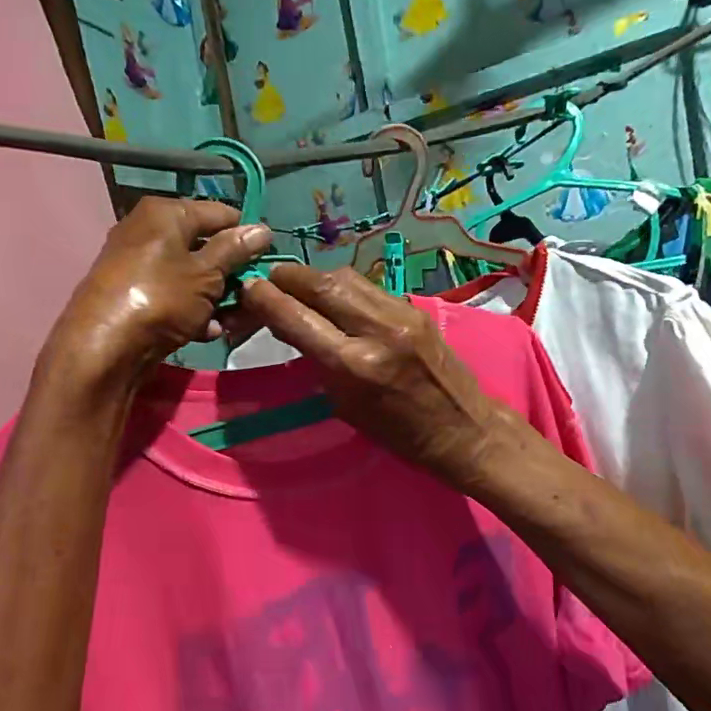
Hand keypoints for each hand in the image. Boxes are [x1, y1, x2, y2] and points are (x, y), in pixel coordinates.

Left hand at [45, 198, 270, 384]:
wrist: (104, 347)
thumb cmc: (161, 298)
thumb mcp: (206, 272)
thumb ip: (235, 250)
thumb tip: (262, 229)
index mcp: (166, 212)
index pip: (221, 213)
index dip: (247, 236)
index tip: (268, 261)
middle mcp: (149, 229)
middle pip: (206, 246)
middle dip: (232, 275)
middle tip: (252, 298)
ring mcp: (139, 263)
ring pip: (193, 275)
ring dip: (216, 299)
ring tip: (231, 322)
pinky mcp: (135, 293)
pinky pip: (174, 294)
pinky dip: (192, 311)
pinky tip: (206, 331)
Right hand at [235, 264, 528, 487]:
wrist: (463, 428)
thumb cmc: (398, 433)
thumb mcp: (345, 405)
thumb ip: (318, 362)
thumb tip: (292, 326)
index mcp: (354, 366)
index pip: (298, 319)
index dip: (266, 299)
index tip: (248, 289)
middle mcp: (377, 332)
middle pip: (321, 284)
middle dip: (288, 277)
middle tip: (268, 280)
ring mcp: (401, 315)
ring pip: (346, 277)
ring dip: (314, 277)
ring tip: (297, 286)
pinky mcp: (415, 309)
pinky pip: (368, 287)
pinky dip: (343, 287)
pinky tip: (333, 296)